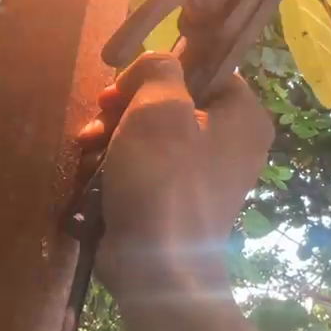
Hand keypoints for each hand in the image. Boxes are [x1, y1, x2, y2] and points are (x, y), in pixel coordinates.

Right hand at [77, 54, 273, 302]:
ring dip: (112, 135)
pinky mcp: (174, 199)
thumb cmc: (162, 181)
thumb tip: (153, 65)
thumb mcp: (157, 111)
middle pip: (170, 102)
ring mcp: (202, 174)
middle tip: (99, 118)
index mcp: (242, 116)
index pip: (203, 68)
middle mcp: (231, 143)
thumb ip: (158, 71)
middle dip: (125, 108)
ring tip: (88, 148)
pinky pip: (144, 166)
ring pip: (150, 134)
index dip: (158, 71)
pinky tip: (93, 173)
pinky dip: (116, 164)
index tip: (123, 88)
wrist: (157, 266)